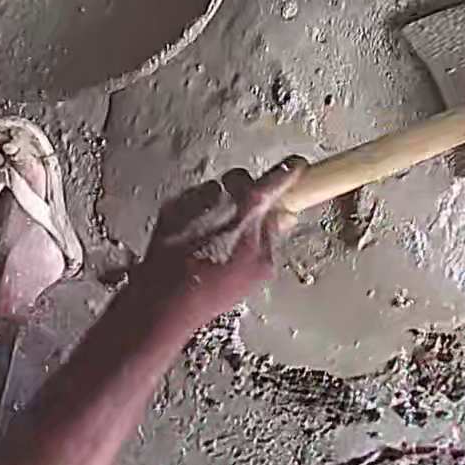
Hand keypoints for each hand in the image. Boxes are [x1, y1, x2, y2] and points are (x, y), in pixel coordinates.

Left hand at [130, 157, 307, 324]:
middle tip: (248, 216)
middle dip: (246, 191)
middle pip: (241, 178)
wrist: (166, 298)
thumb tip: (283, 218)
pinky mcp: (171, 207)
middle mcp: (222, 196)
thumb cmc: (215, 287)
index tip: (299, 167)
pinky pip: (192, 201)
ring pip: (214, 189)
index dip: (292, 170)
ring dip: (220, 204)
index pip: (278, 178)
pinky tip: (196, 238)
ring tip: (216, 235)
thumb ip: (273, 236)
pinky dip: (198, 213)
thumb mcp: (258, 269)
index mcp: (248, 209)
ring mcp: (193, 199)